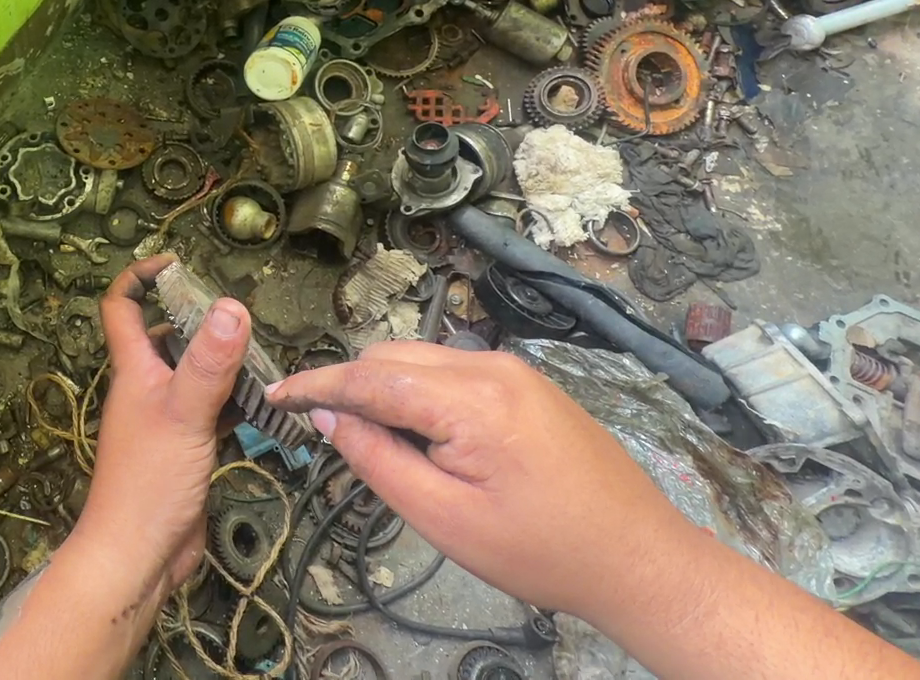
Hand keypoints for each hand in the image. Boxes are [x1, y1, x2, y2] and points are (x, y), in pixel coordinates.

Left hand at [73, 254, 250, 596]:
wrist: (138, 556)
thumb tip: (232, 306)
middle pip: (167, 336)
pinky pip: (213, 409)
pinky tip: (267, 400)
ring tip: (265, 352)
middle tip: (242, 313)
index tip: (175, 262)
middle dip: (198, 318)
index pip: (122, 307)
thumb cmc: (149, 480)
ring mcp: (167, 417)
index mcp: (134, 368)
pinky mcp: (187, 446)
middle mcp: (147, 386)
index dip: (139, 277)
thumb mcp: (183, 413)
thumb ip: (208, 364)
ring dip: (223, 361)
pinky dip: (235, 400)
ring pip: (195, 374)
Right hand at [265, 341, 699, 618]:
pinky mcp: (521, 379)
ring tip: (378, 439)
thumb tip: (330, 417)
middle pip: (389, 358)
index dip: (315, 385)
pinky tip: (421, 431)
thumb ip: (378, 460)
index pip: (369, 378)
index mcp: (472, 401)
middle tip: (328, 430)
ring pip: (415, 358)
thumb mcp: (445, 521)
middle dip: (348, 386)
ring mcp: (509, 367)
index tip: (274, 394)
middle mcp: (489, 366)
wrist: (644, 561)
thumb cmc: (541, 552)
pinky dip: (415, 389)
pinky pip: (446, 368)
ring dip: (382, 387)